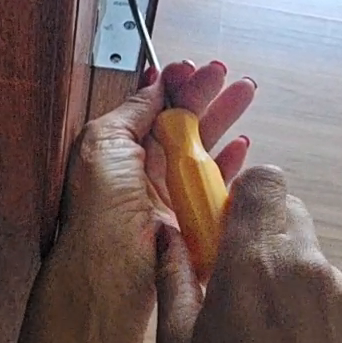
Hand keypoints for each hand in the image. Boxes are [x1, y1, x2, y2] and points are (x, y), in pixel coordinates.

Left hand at [60, 61, 253, 285]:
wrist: (109, 274)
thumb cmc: (97, 212)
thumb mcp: (104, 142)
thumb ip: (133, 111)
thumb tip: (153, 83)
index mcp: (119, 148)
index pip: (152, 107)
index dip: (173, 85)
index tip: (192, 68)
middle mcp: (144, 169)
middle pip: (182, 123)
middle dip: (204, 94)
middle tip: (225, 74)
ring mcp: (170, 194)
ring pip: (203, 148)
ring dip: (225, 118)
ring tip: (243, 93)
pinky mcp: (192, 220)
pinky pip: (217, 187)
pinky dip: (232, 164)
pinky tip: (243, 146)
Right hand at [155, 167, 341, 342]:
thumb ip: (173, 277)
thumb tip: (166, 235)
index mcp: (254, 264)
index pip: (265, 181)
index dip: (246, 193)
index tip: (229, 220)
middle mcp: (309, 267)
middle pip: (291, 215)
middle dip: (266, 239)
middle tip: (247, 284)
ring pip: (317, 263)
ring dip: (297, 285)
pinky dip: (327, 320)